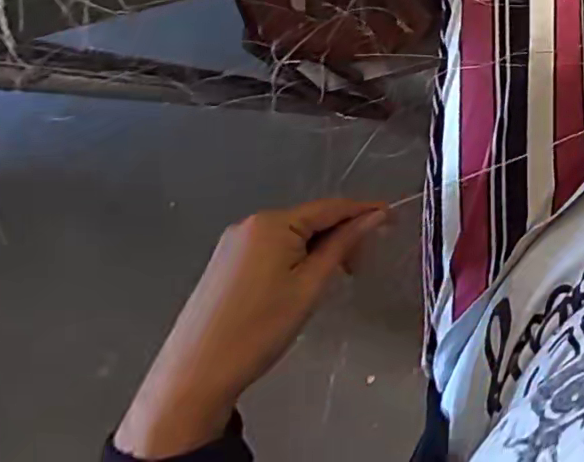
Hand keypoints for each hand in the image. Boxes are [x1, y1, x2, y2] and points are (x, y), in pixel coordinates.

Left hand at [113, 199, 388, 458]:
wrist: (193, 376)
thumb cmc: (259, 329)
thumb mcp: (310, 286)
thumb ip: (343, 245)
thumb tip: (374, 217)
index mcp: (274, 222)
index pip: (330, 207)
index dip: (362, 210)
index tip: (391, 215)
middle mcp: (252, 222)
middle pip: (309, 220)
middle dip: (340, 236)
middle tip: (362, 264)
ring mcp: (235, 241)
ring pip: (291, 235)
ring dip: (317, 249)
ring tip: (334, 278)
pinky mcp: (225, 262)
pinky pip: (271, 248)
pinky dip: (294, 257)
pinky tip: (301, 281)